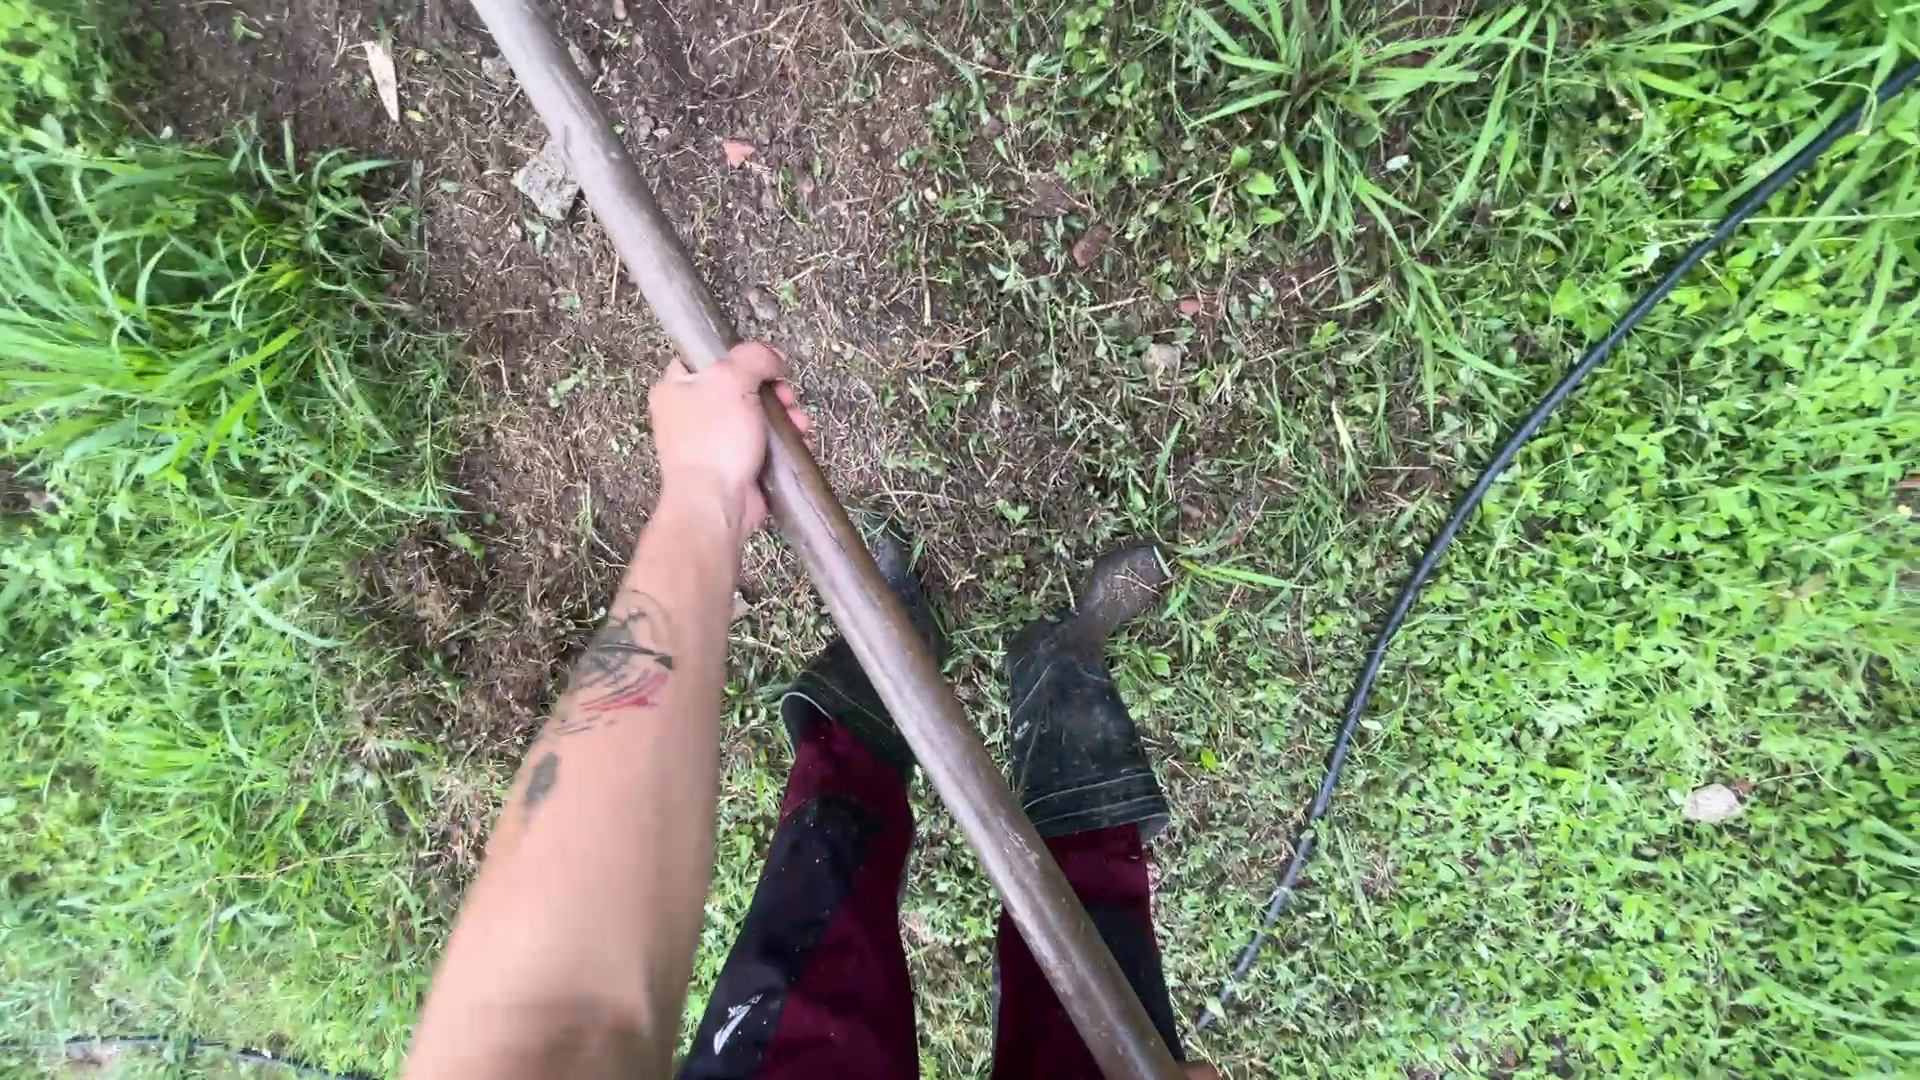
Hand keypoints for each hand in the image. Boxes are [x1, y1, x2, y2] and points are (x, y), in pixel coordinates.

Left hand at [647, 341, 809, 535]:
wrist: (716, 502)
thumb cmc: (714, 439)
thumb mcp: (731, 380)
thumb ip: (753, 358)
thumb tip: (773, 359)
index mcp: (677, 388)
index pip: (705, 358)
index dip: (738, 356)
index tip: (765, 364)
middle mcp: (692, 414)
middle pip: (740, 387)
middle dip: (772, 390)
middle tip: (786, 396)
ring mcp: (714, 442)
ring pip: (757, 416)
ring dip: (784, 416)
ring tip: (798, 423)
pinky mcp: (736, 465)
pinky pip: (765, 444)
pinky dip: (784, 442)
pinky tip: (798, 441)